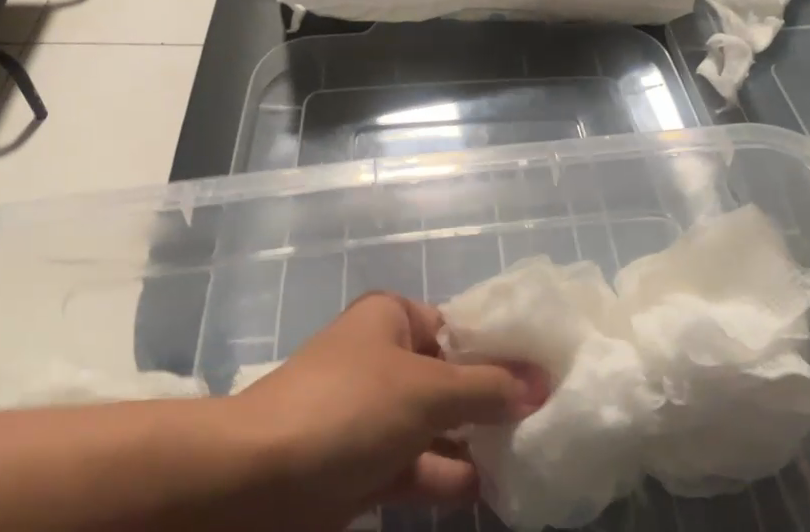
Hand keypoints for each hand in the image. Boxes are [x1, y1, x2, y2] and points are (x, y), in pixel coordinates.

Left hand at [230, 292, 545, 529]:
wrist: (259, 477)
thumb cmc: (350, 407)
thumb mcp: (427, 390)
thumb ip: (488, 388)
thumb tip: (543, 382)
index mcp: (392, 319)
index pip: (459, 326)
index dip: (502, 348)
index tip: (548, 372)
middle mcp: (383, 359)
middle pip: (452, 377)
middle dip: (495, 401)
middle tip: (550, 422)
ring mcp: (372, 415)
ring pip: (438, 425)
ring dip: (477, 443)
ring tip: (533, 458)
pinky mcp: (364, 464)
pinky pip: (419, 465)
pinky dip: (451, 476)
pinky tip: (493, 490)